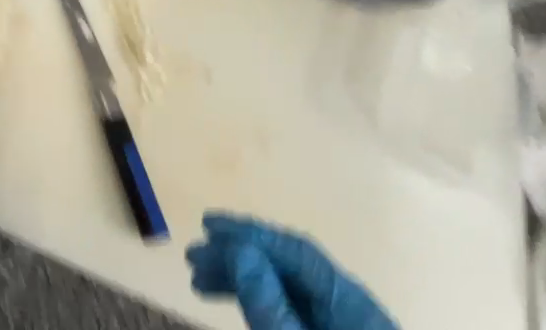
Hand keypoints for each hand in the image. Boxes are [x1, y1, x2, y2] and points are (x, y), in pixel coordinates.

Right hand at [186, 213, 398, 329]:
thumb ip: (268, 304)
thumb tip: (239, 250)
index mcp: (352, 307)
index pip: (297, 253)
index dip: (250, 233)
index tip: (206, 226)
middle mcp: (352, 311)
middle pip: (290, 268)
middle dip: (239, 257)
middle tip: (193, 260)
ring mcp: (345, 329)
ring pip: (288, 290)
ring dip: (242, 279)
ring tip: (201, 284)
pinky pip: (293, 312)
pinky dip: (259, 303)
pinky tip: (235, 306)